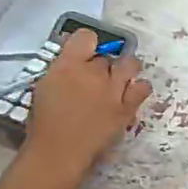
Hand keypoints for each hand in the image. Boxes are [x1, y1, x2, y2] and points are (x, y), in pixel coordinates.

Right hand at [24, 28, 152, 161]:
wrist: (59, 152)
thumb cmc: (44, 122)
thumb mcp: (44, 87)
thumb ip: (61, 70)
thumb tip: (73, 62)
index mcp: (68, 65)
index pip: (87, 36)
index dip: (87, 42)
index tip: (85, 52)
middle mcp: (94, 73)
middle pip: (107, 57)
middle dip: (102, 65)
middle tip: (96, 78)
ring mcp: (114, 90)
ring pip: (130, 64)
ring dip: (126, 68)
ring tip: (120, 78)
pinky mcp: (127, 108)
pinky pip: (143, 88)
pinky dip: (139, 87)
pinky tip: (131, 93)